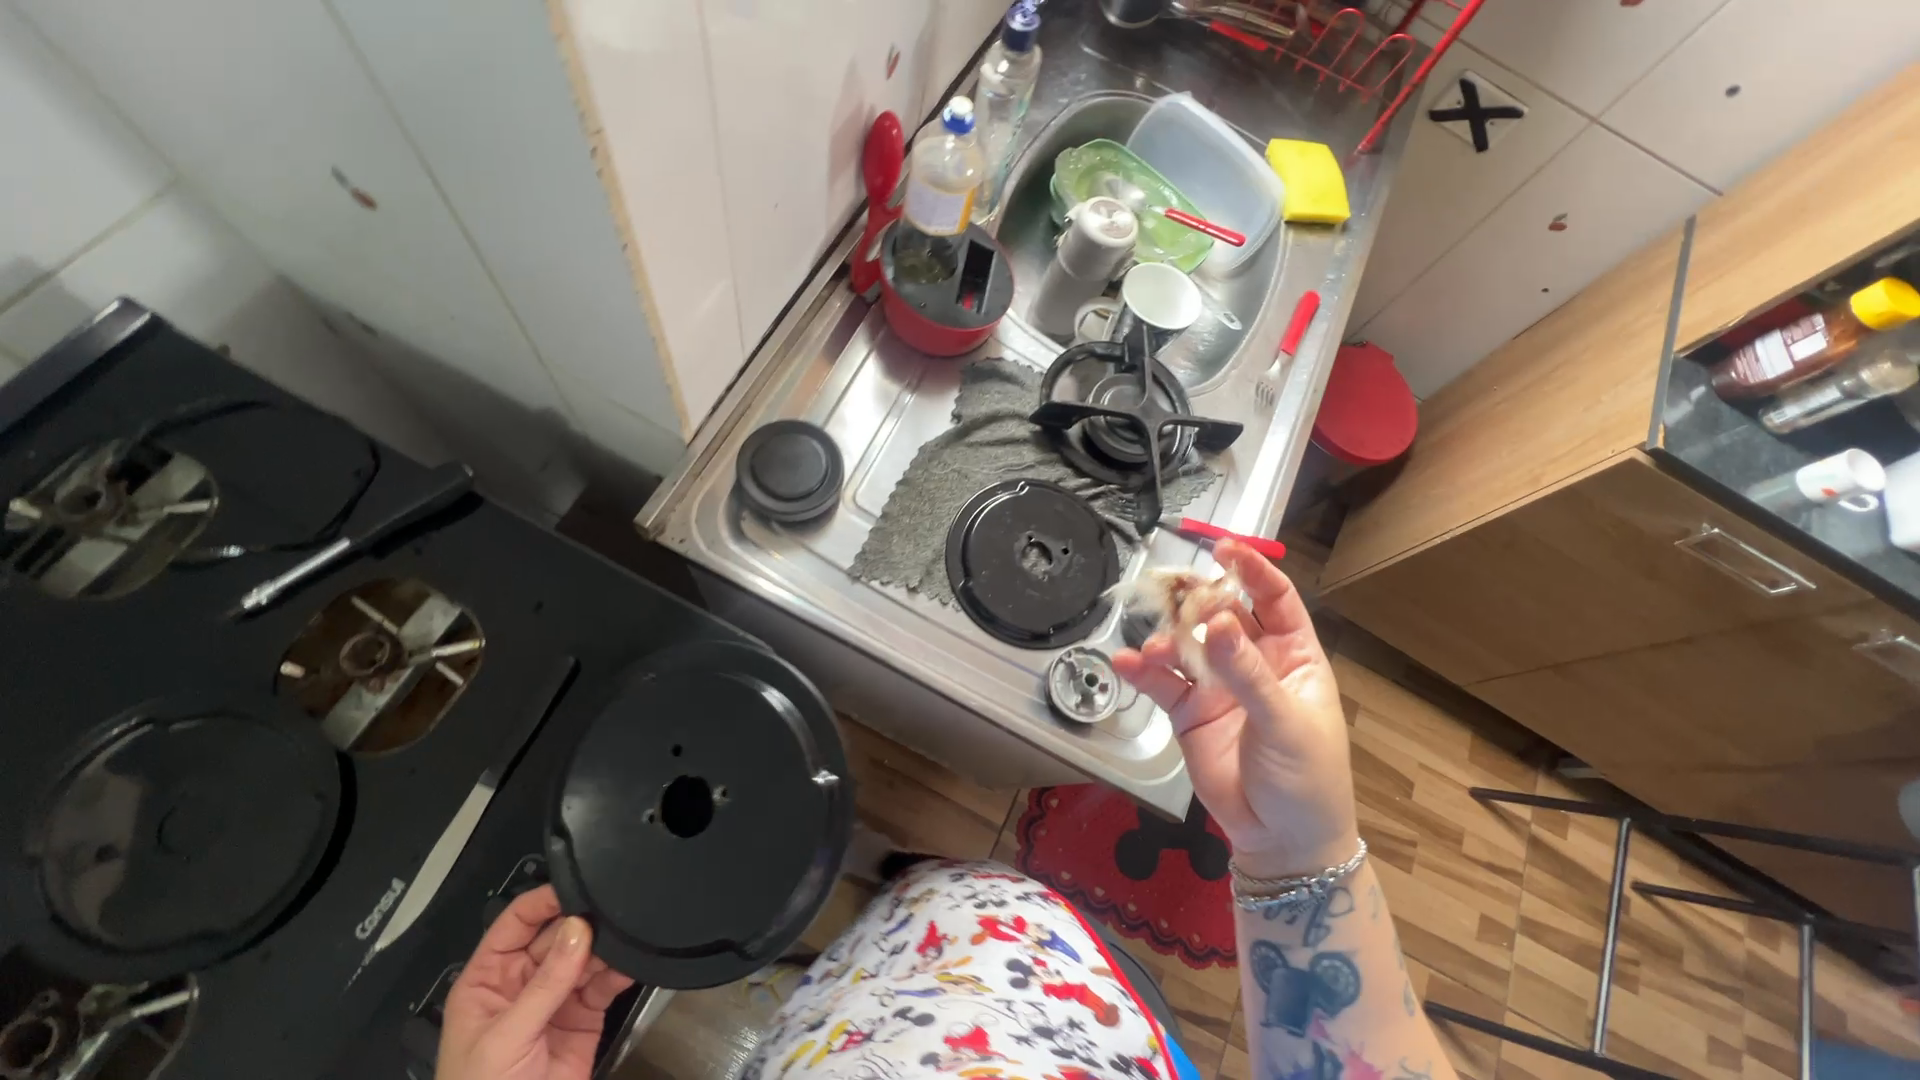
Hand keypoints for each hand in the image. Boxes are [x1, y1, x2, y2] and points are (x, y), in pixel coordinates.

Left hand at [436, 885, 634, 1079]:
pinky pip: (606, 982)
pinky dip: (622, 971)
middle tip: (614, 912)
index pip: (515, 924)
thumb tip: (579, 928)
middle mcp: (523, 982)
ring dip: (608, 946)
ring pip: (586, 956)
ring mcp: (556, 999)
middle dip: (585, 924)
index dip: (543, 902)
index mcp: (488, 980)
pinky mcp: (585, 1016)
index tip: (578, 884)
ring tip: (629, 935)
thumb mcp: (506, 1040)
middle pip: (558, 935)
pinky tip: (635, 961)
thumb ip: (545, 985)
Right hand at [1113, 539, 1357, 878]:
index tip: (1224, 550)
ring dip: (1168, 638)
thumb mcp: (1285, 722)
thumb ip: (1247, 673)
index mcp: (1293, 656)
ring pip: (1187, 646)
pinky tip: (1127, 664)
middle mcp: (1253, 663)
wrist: (1281, 840)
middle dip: (1198, 601)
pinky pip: (1163, 683)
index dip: (1252, 572)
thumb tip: (1219, 621)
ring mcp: (1218, 686)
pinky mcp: (1188, 712)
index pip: (1274, 601)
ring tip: (1156, 647)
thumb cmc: (1306, 778)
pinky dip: (1144, 672)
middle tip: (1173, 591)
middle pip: (1222, 615)